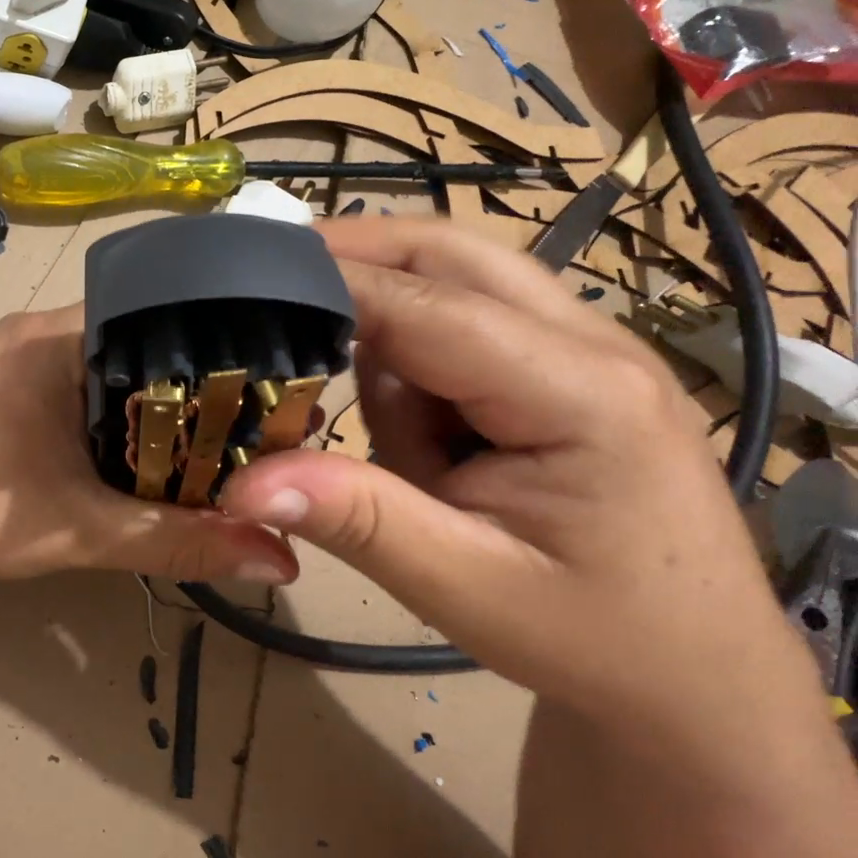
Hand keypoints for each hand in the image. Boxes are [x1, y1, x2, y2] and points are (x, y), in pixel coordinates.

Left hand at [0, 304, 298, 583]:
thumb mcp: (85, 530)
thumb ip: (182, 539)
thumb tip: (282, 557)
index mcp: (54, 338)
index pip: (159, 313)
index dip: (219, 347)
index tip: (269, 385)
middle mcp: (38, 329)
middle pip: (140, 338)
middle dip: (195, 380)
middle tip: (257, 420)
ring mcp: (19, 353)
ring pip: (113, 362)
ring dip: (156, 398)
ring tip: (220, 435)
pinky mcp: (10, 382)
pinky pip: (84, 378)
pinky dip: (120, 408)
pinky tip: (153, 446)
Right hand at [220, 218, 822, 729]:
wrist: (696, 676)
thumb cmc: (592, 636)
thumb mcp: (465, 588)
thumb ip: (356, 520)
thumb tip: (239, 484)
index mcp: (580, 393)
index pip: (429, 307)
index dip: (327, 283)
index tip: (233, 274)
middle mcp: (591, 346)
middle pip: (445, 254)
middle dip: (348, 257)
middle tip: (254, 282)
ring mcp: (581, 350)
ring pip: (443, 284)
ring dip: (378, 329)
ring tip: (379, 434)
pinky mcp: (557, 368)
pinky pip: (453, 328)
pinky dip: (404, 359)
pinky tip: (416, 438)